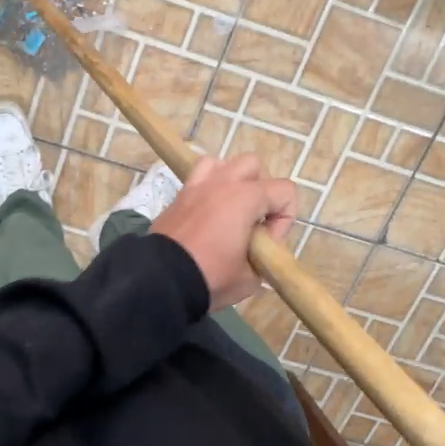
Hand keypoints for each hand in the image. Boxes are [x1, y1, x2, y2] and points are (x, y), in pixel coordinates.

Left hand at [149, 155, 295, 310]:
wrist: (159, 282)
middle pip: (253, 165)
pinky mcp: (176, 199)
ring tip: (230, 210)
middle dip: (261, 189)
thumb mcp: (249, 278)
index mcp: (244, 197)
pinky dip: (206, 191)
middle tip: (254, 220)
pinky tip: (207, 216)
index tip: (267, 245)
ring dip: (231, 181)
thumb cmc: (210, 278)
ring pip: (221, 164)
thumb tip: (256, 253)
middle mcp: (220, 184)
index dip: (284, 219)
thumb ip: (262, 259)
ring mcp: (194, 187)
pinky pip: (196, 180)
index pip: (284, 191)